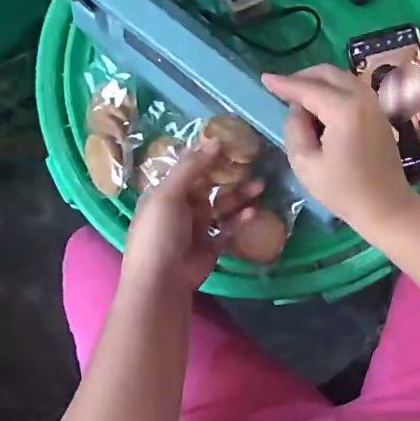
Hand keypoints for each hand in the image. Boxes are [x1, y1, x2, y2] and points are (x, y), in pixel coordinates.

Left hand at [120, 139, 264, 294]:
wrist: (161, 280)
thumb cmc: (159, 233)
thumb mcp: (169, 194)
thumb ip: (192, 167)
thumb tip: (214, 140)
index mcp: (166, 193)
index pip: (189, 169)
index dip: (209, 156)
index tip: (232, 143)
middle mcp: (181, 207)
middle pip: (209, 186)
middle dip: (229, 175)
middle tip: (252, 163)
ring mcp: (196, 228)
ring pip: (221, 206)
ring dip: (239, 196)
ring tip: (260, 185)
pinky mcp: (210, 247)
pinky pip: (228, 229)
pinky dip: (240, 220)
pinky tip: (254, 212)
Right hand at [263, 65, 419, 231]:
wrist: (385, 205)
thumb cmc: (342, 190)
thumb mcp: (305, 164)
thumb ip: (294, 130)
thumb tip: (296, 111)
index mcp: (344, 109)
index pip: (307, 88)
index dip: (283, 83)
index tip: (264, 78)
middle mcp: (362, 98)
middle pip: (327, 73)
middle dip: (302, 77)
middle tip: (281, 89)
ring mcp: (374, 103)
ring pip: (341, 78)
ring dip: (318, 82)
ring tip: (298, 99)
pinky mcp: (378, 113)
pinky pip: (351, 89)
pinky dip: (332, 90)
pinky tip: (319, 108)